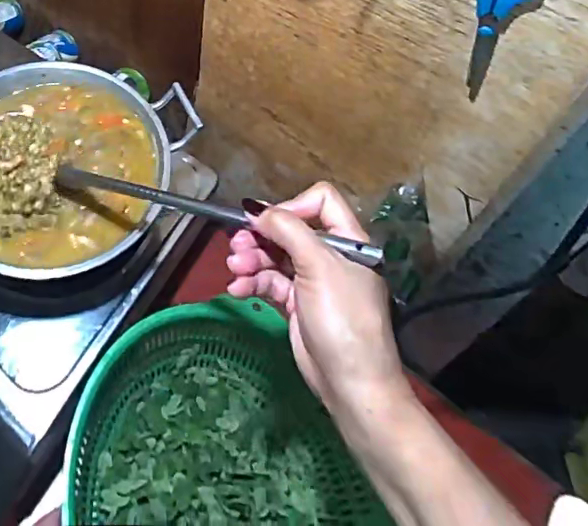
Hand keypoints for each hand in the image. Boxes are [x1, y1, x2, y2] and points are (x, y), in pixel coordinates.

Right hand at [225, 183, 404, 415]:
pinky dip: (250, 282)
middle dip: (259, 236)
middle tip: (237, 246)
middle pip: (286, 229)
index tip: (271, 223)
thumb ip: (287, 230)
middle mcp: (328, 256)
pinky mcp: (295, 302)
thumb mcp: (318, 266)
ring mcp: (311, 280)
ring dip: (249, 259)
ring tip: (235, 270)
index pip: (320, 201)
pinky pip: (267, 280)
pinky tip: (238, 289)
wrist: (351, 385)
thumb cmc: (343, 319)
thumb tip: (255, 208)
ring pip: (272, 254)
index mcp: (346, 242)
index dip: (292, 206)